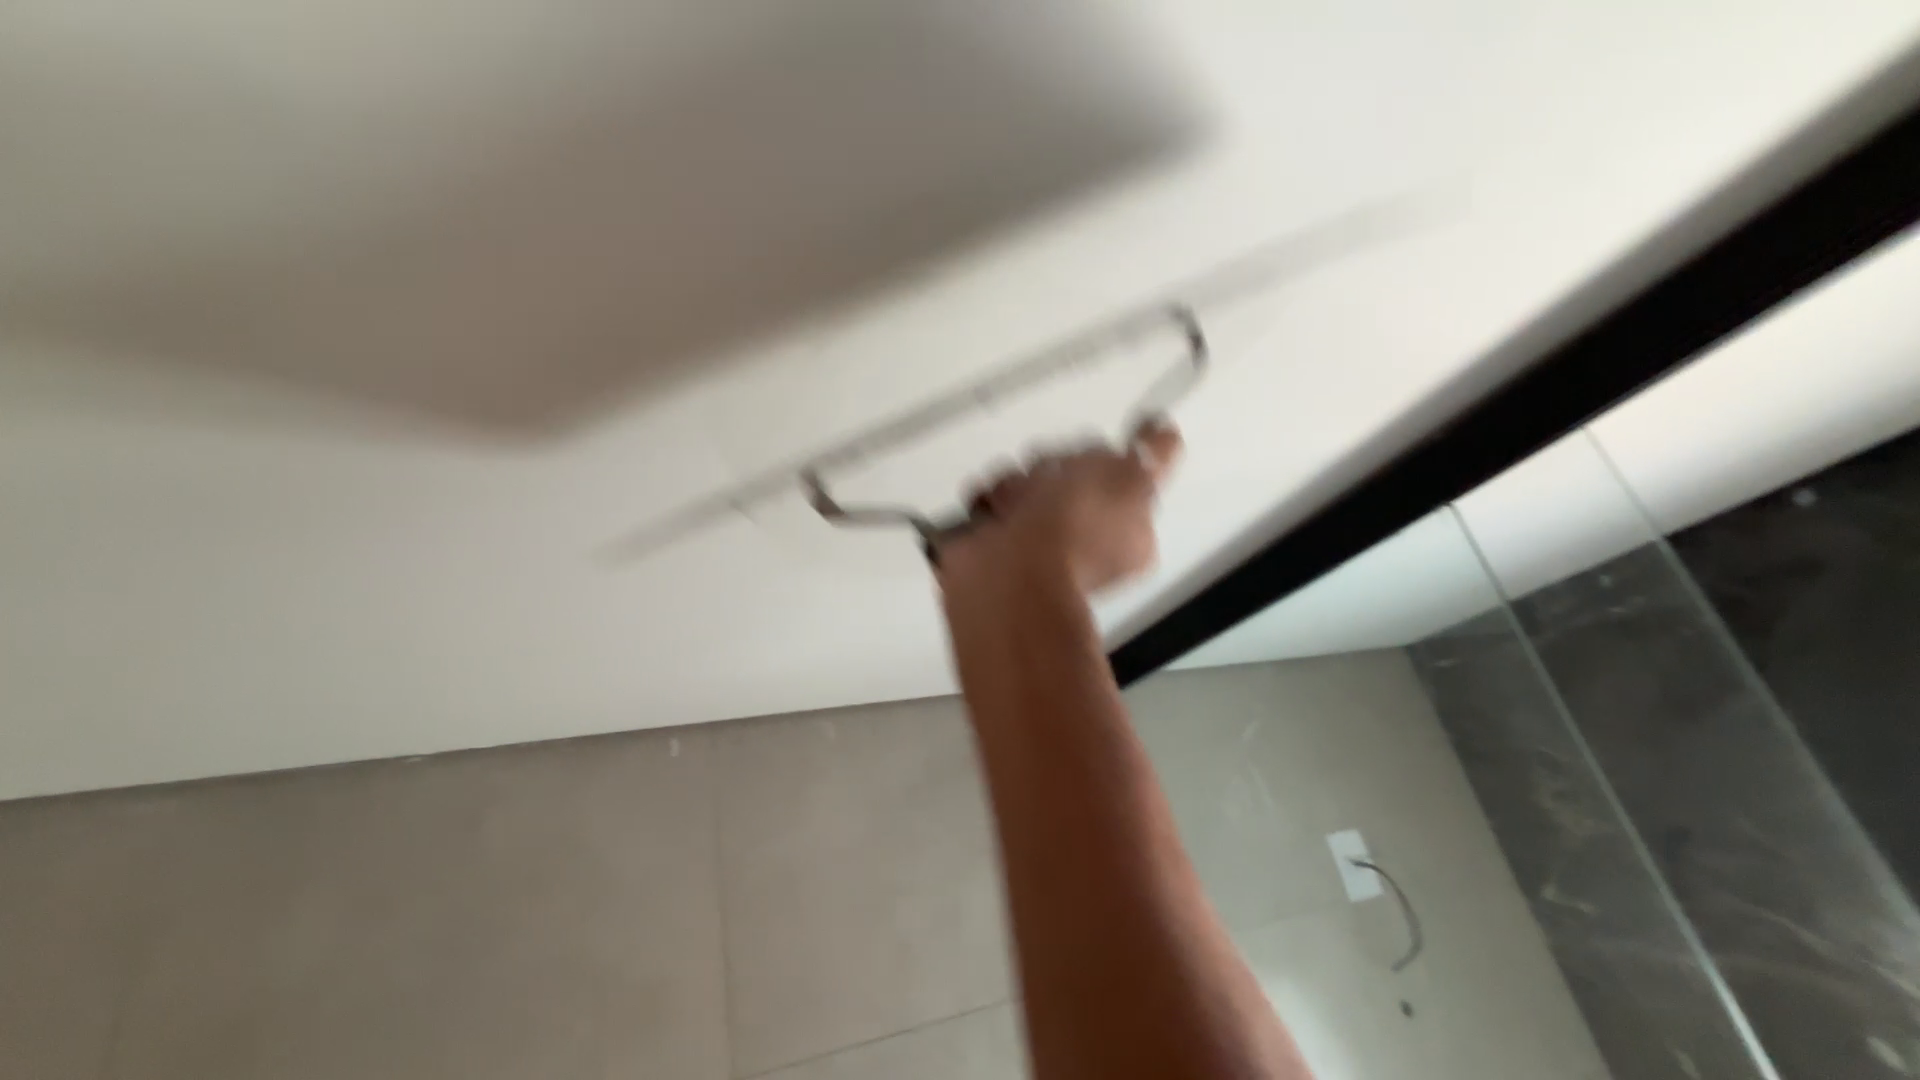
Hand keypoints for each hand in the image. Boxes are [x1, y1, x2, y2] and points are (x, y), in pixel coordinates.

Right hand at [937, 420, 1182, 597]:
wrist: (1013, 571)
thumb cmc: (1078, 524)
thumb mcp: (1134, 478)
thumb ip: (1155, 453)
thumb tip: (1167, 435)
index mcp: (1128, 534)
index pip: (1118, 477)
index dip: (1105, 459)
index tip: (1097, 458)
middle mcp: (1086, 542)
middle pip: (1069, 475)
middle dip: (1054, 467)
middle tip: (1052, 481)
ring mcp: (1039, 546)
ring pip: (1028, 484)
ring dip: (1018, 483)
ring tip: (1015, 502)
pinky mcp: (997, 545)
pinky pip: (993, 502)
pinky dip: (990, 500)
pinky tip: (994, 510)